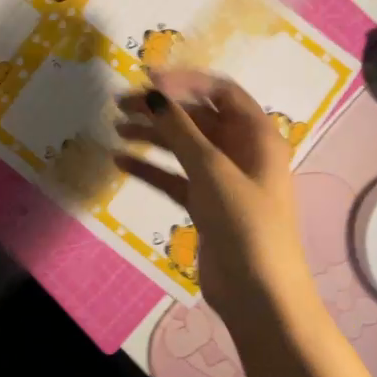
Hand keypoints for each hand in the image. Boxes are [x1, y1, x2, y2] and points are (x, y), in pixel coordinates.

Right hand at [118, 72, 376, 376]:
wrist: (260, 296)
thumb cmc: (244, 223)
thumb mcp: (211, 170)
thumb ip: (180, 129)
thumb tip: (154, 94)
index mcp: (257, 135)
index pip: (221, 91)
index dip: (185, 81)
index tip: (147, 80)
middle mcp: (241, 150)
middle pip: (198, 116)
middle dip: (161, 108)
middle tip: (121, 103)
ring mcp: (223, 178)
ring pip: (183, 144)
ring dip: (152, 134)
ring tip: (116, 128)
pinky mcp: (206, 204)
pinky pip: (175, 175)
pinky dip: (151, 166)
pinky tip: (121, 161)